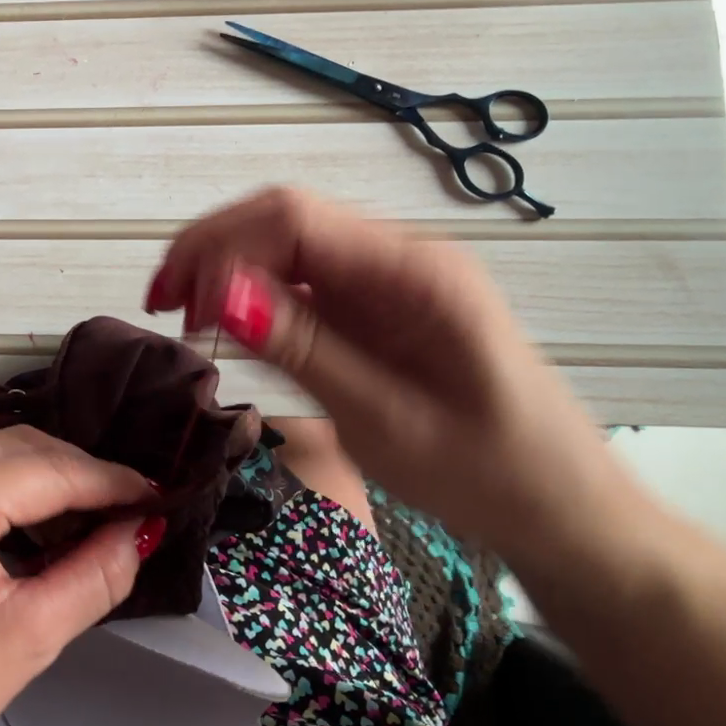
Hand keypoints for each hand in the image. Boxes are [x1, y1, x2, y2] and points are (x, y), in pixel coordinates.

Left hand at [0, 426, 153, 725]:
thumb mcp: (31, 635)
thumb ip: (96, 573)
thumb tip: (143, 528)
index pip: (48, 471)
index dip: (110, 481)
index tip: (159, 496)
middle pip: (23, 446)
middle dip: (82, 474)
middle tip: (132, 510)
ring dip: (51, 475)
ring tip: (98, 517)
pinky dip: (15, 483)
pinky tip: (46, 518)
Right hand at [144, 187, 621, 550]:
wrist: (565, 508)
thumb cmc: (487, 474)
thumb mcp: (386, 420)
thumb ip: (303, 350)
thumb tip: (217, 292)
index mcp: (416, 272)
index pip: (292, 220)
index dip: (219, 250)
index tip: (175, 310)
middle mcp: (401, 256)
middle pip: (284, 217)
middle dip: (210, 249)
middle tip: (160, 305)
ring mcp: (391, 277)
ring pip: (287, 241)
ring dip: (225, 265)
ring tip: (180, 314)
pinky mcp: (380, 303)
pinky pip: (303, 277)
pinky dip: (252, 291)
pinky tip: (226, 322)